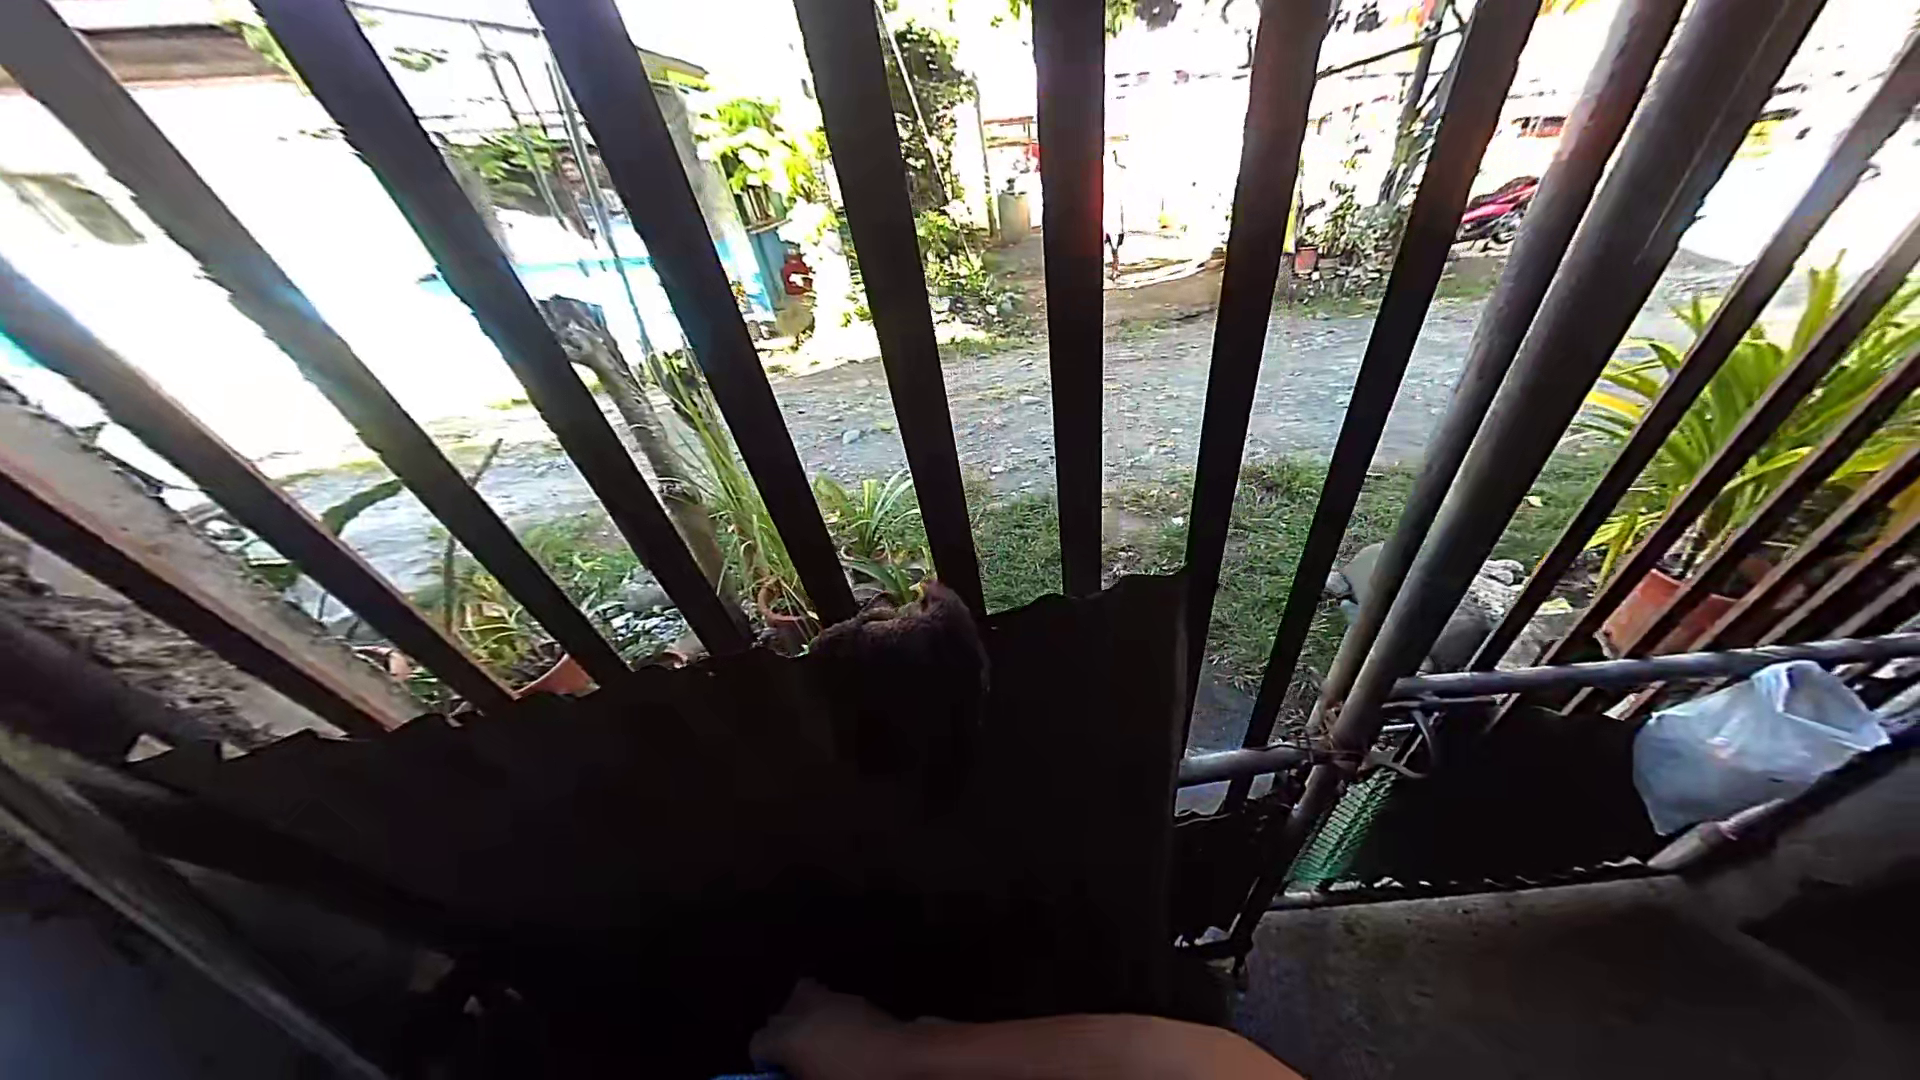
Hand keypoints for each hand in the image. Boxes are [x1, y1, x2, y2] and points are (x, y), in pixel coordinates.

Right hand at [748, 979, 907, 1079]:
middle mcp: (811, 1013)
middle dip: (778, 1038)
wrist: (906, 1062)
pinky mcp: (856, 999)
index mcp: (795, 1039)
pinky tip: (836, 1038)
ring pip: (803, 996)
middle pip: (778, 1015)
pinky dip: (823, 1013)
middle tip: (791, 1064)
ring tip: (811, 1044)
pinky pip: (827, 999)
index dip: (761, 1061)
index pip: (760, 1040)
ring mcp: (835, 1001)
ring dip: (799, 1017)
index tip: (773, 1076)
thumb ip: (799, 1076)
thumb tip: (793, 1074)